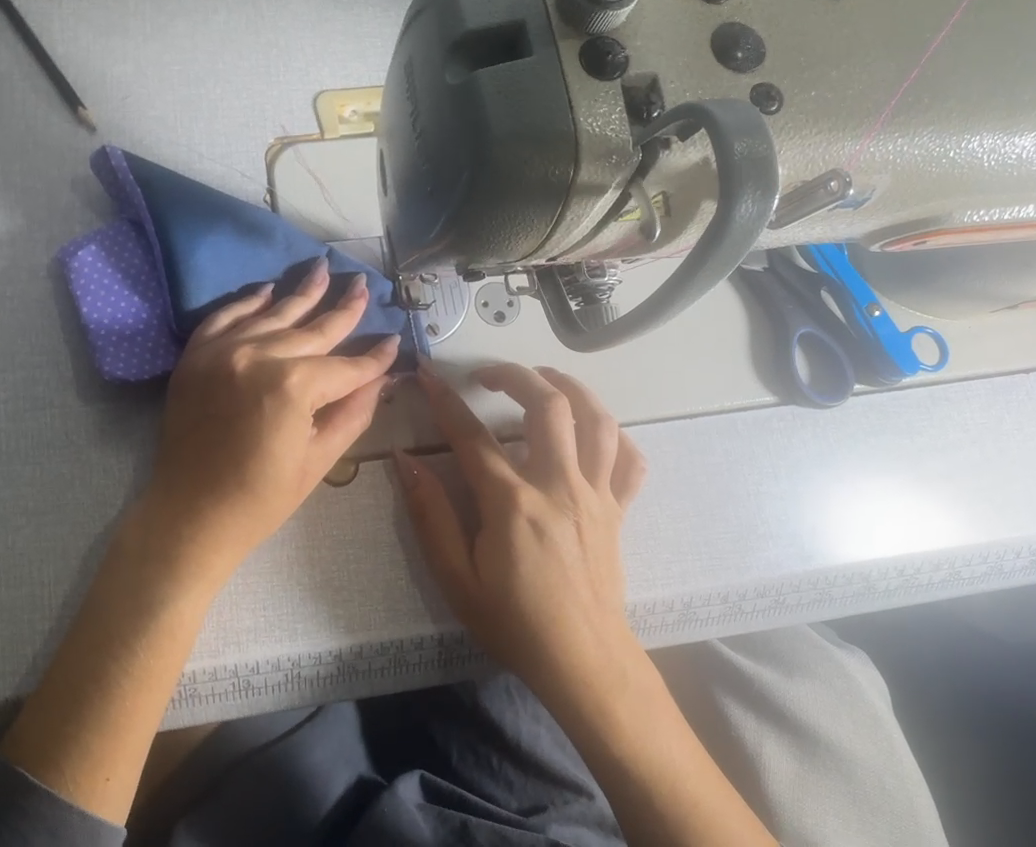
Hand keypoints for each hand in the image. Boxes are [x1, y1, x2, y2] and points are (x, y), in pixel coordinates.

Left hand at [139, 258, 398, 584]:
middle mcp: (259, 355)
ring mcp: (223, 351)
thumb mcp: (319, 460)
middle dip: (344, 309)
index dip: (374, 357)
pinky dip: (248, 302)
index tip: (394, 340)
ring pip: (272, 313)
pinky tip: (268, 291)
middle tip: (365, 285)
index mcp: (295, 385)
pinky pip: (226, 317)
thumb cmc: (261, 499)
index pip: (347, 365)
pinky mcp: (196, 355)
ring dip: (301, 293)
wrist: (190, 515)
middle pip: (313, 328)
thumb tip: (379, 376)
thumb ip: (353, 411)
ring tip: (323, 268)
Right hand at [395, 363, 646, 698]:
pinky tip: (593, 430)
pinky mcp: (618, 511)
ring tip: (544, 379)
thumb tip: (406, 462)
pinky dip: (614, 434)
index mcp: (512, 502)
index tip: (426, 373)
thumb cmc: (512, 622)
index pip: (472, 435)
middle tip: (487, 375)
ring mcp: (595, 496)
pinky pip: (629, 460)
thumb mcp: (455, 577)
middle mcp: (558, 485)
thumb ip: (431, 515)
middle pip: (548, 405)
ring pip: (597, 420)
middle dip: (515, 375)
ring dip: (570, 388)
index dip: (445, 399)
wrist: (582, 662)